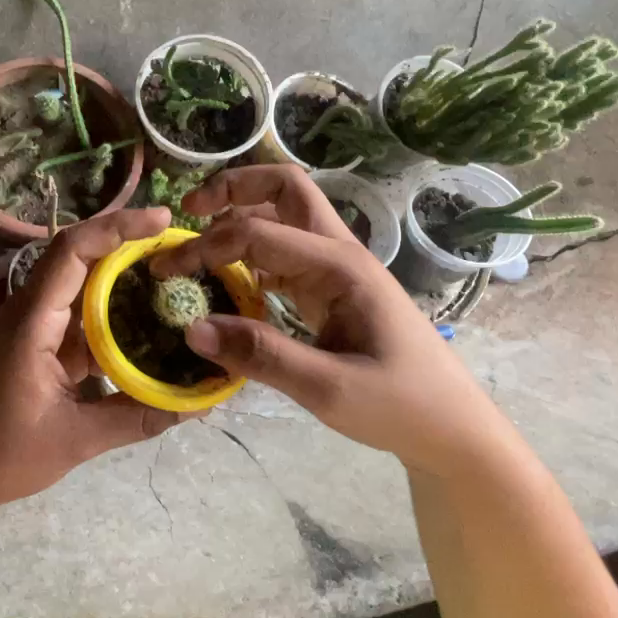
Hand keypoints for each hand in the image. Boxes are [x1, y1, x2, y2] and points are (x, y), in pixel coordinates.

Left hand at [0, 208, 198, 512]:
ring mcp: (35, 326)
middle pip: (78, 255)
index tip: (161, 219)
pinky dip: (113, 306)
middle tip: (178, 241)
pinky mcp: (41, 343)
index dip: (115, 227)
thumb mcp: (77, 439)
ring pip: (81, 281)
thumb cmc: (5, 454)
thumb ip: (137, 417)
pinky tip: (148, 316)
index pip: (72, 251)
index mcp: (32, 322)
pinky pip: (80, 312)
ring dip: (121, 270)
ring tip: (172, 270)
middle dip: (125, 240)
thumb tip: (197, 404)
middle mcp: (31, 312)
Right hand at [147, 165, 513, 476]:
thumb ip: (261, 356)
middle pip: (286, 189)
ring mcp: (337, 271)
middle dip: (234, 188)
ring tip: (197, 242)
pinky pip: (286, 253)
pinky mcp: (332, 291)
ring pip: (285, 216)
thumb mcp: (328, 390)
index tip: (165, 273)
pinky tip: (226, 278)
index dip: (205, 247)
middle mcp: (339, 255)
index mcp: (340, 267)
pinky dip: (251, 252)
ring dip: (241, 215)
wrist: (453, 430)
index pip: (258, 233)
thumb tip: (192, 328)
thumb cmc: (400, 406)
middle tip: (188, 209)